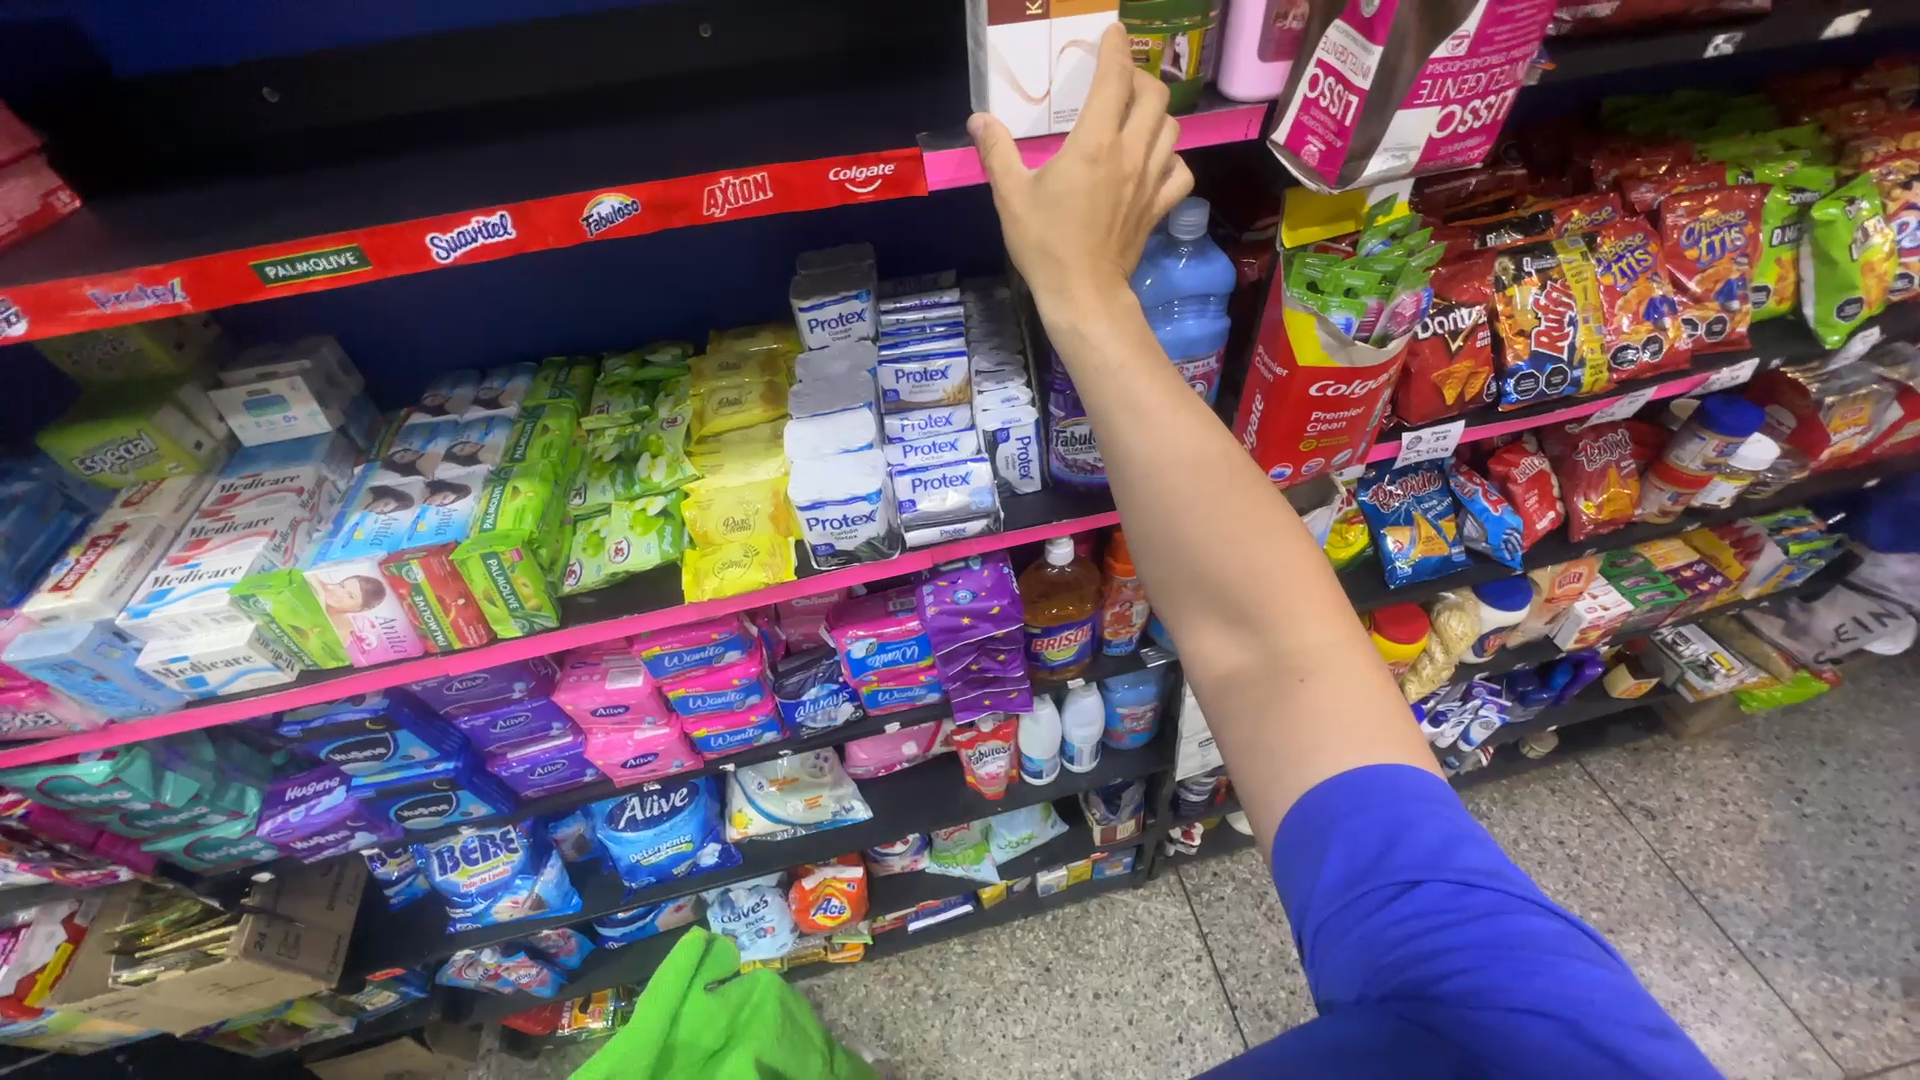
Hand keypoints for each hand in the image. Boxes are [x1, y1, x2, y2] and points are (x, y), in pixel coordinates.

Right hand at [969, 23, 1192, 322]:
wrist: (1082, 294)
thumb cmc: (1045, 245)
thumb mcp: (1011, 197)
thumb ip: (997, 152)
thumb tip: (979, 120)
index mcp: (1093, 143)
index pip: (1114, 78)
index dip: (1116, 49)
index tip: (1113, 34)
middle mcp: (1129, 153)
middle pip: (1154, 96)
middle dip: (1139, 78)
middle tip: (1120, 82)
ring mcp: (1150, 181)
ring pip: (1171, 128)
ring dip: (1156, 114)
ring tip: (1137, 117)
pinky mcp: (1158, 207)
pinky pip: (1180, 171)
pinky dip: (1172, 159)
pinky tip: (1155, 163)